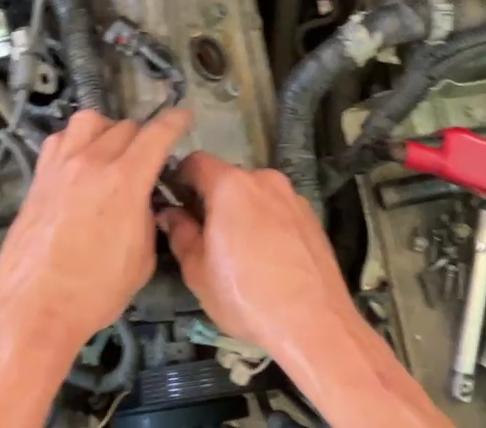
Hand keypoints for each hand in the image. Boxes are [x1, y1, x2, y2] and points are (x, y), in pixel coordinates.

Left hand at [0, 108, 190, 349]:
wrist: (32, 310)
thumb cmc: (94, 293)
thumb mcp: (141, 260)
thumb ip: (147, 219)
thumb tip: (143, 202)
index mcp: (126, 180)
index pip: (157, 134)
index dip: (175, 121)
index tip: (183, 116)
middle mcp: (92, 161)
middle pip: (125, 126)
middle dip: (143, 138)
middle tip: (146, 161)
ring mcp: (61, 165)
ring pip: (88, 121)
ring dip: (106, 131)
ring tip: (109, 152)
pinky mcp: (38, 177)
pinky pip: (59, 140)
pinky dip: (74, 142)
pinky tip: (78, 163)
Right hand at [160, 154, 454, 427]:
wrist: (315, 322)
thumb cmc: (246, 295)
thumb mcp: (198, 272)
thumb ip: (180, 233)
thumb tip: (170, 213)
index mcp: (230, 185)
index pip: (195, 161)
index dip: (180, 178)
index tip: (175, 203)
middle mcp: (263, 180)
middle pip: (227, 178)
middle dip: (213, 199)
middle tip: (205, 235)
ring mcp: (292, 196)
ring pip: (255, 195)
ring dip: (242, 211)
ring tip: (240, 252)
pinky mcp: (311, 216)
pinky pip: (278, 209)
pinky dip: (267, 222)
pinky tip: (269, 259)